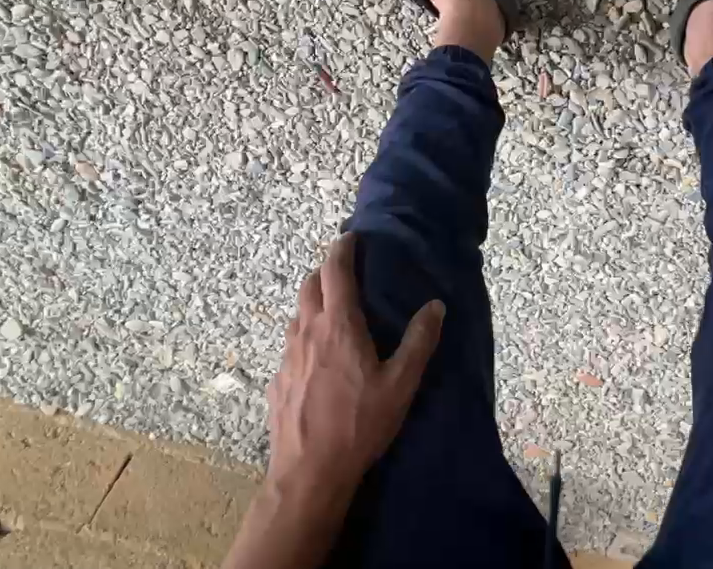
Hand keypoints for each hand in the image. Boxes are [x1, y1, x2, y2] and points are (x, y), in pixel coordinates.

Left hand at [265, 234, 443, 499]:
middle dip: (325, 270)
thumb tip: (435, 305)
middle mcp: (307, 332)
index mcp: (338, 326)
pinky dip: (305, 334)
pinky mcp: (278, 381)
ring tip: (333, 309)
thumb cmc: (358, 424)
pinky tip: (318, 355)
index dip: (342, 249)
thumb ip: (419, 341)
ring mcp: (288, 357)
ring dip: (314, 301)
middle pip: (310, 285)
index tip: (351, 237)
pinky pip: (291, 344)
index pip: (334, 271)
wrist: (308, 475)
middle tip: (345, 270)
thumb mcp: (400, 383)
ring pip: (297, 314)